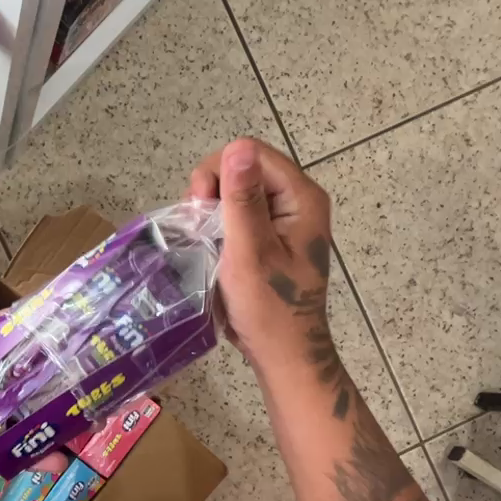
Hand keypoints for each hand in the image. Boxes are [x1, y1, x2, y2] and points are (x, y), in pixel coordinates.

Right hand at [189, 138, 335, 376]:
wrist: (283, 352)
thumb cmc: (268, 307)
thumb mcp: (250, 252)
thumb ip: (242, 200)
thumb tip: (236, 148)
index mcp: (301, 198)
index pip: (251, 153)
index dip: (218, 173)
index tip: (199, 208)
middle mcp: (296, 201)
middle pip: (243, 168)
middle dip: (212, 192)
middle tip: (198, 228)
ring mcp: (283, 220)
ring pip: (236, 192)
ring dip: (211, 211)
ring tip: (202, 241)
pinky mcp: (269, 237)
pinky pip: (238, 215)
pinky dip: (218, 226)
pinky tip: (209, 247)